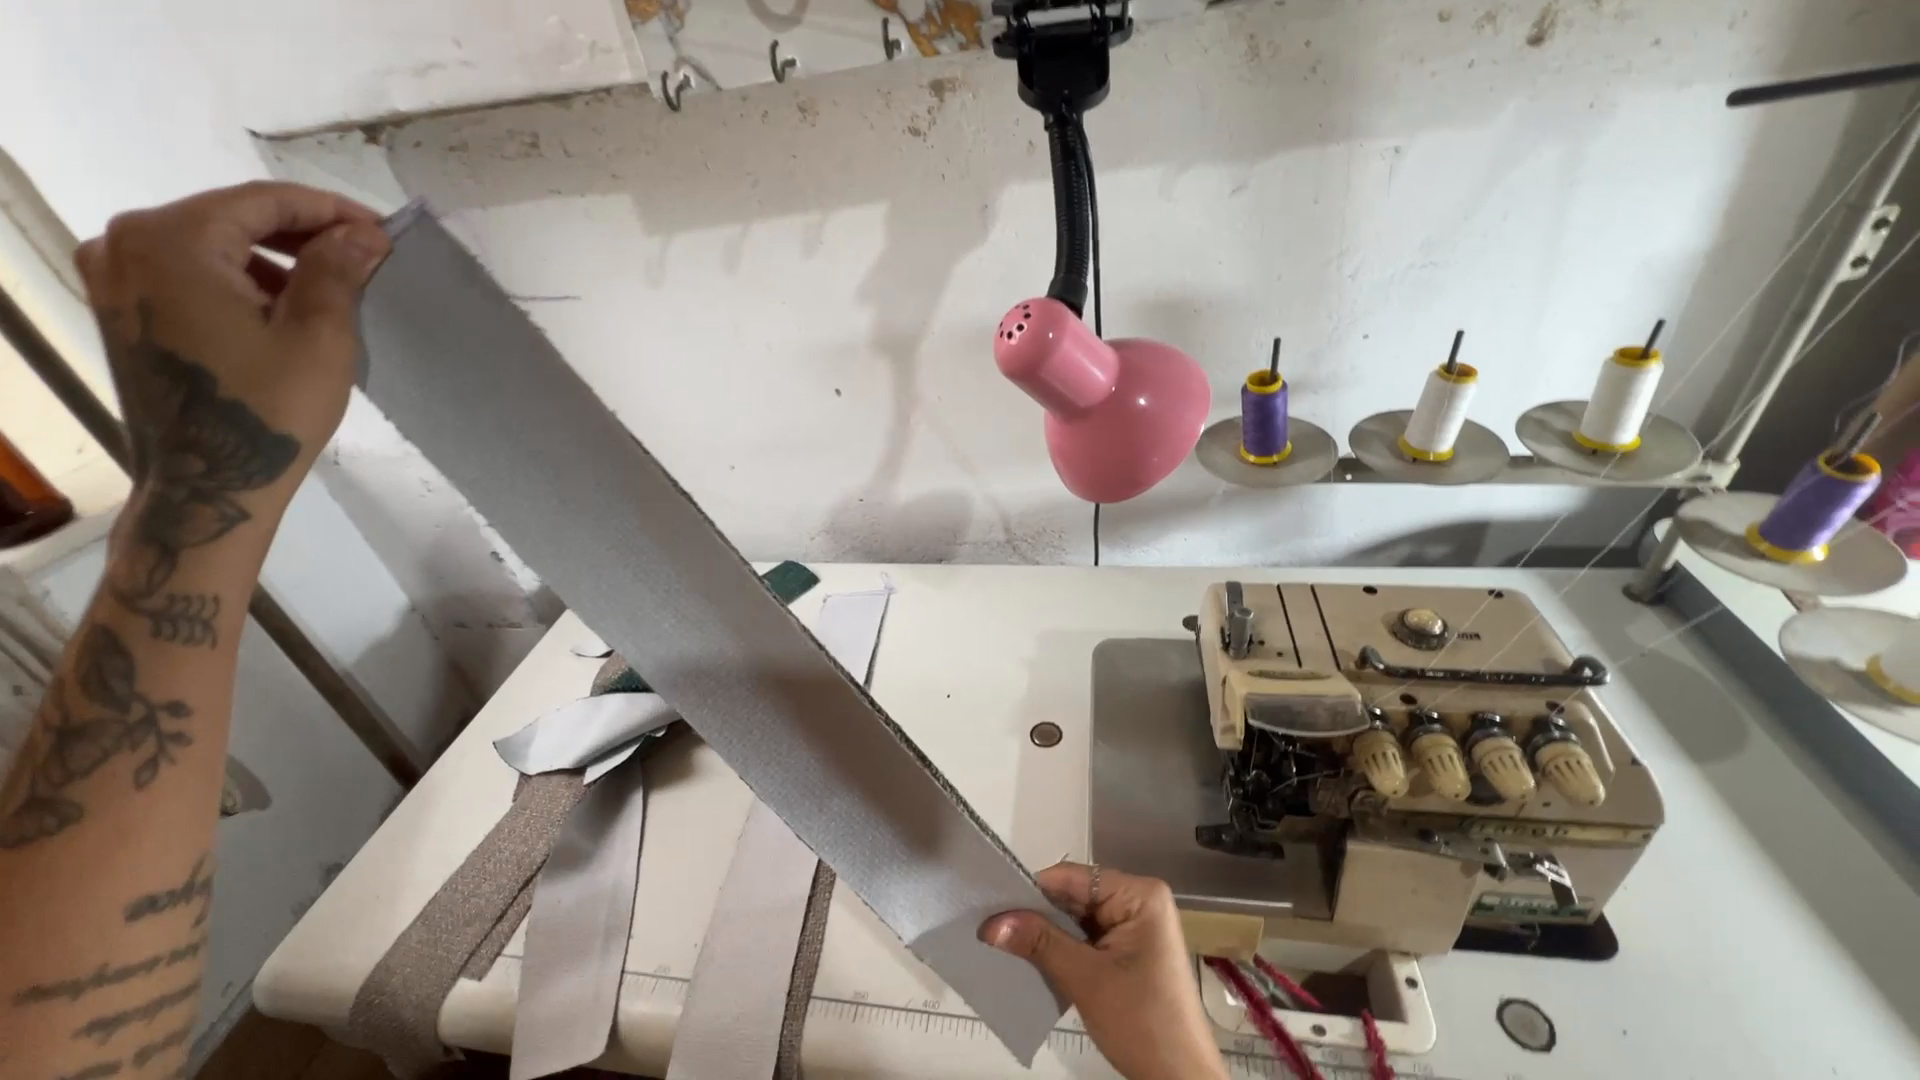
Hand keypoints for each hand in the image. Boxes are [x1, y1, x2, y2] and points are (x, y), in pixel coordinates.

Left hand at [75, 182, 389, 639]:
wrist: (209, 483)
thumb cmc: (268, 407)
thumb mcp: (318, 335)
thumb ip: (337, 270)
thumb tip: (364, 232)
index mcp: (171, 240)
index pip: (263, 201)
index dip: (330, 211)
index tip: (383, 232)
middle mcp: (126, 244)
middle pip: (233, 216)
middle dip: (305, 232)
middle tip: (366, 256)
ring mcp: (117, 277)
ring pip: (213, 242)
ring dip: (277, 256)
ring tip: (334, 284)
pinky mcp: (125, 308)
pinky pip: (191, 271)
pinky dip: (243, 277)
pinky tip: (286, 304)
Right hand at [982, 863, 1228, 1079]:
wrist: (1180, 1079)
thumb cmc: (1143, 1023)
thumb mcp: (1086, 979)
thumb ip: (1039, 943)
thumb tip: (991, 922)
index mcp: (1139, 895)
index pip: (1073, 878)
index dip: (1033, 890)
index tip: (992, 906)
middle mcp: (1138, 901)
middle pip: (1074, 895)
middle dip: (1037, 913)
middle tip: (991, 926)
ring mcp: (1134, 927)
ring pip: (1076, 918)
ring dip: (1046, 933)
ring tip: (1004, 942)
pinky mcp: (1128, 951)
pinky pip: (1085, 938)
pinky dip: (1061, 948)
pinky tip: (1033, 959)